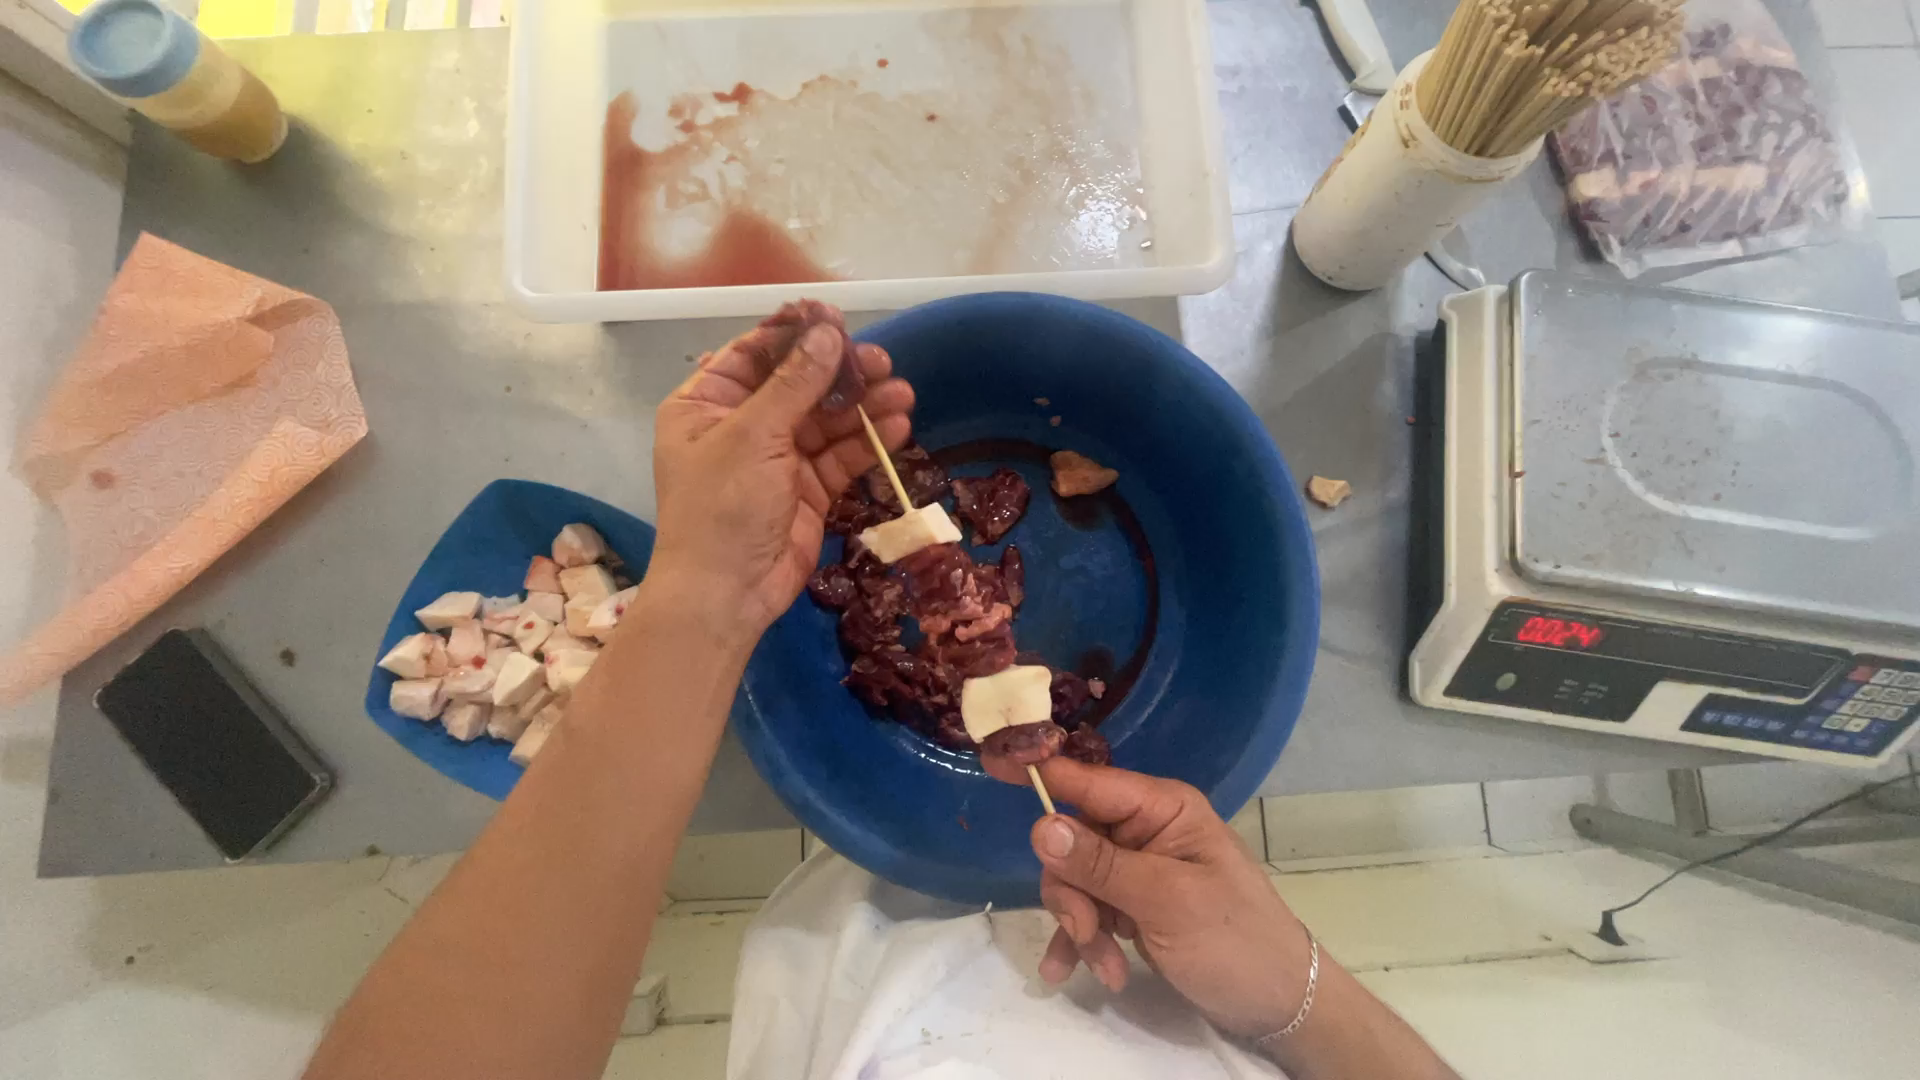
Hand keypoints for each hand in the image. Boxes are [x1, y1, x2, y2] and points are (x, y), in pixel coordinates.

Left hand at [651, 315, 912, 640]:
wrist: (728, 594)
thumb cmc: (723, 506)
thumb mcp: (754, 436)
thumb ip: (795, 383)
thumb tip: (828, 332)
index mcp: (708, 404)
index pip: (754, 355)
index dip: (797, 336)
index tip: (839, 323)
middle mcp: (743, 426)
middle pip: (799, 386)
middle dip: (842, 375)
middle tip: (884, 363)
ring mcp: (778, 459)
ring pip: (827, 421)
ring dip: (864, 407)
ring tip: (904, 394)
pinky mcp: (808, 489)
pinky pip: (840, 457)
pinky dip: (868, 443)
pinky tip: (898, 428)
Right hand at [1022, 759, 1312, 1039]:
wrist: (1282, 1007)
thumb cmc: (1236, 940)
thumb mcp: (1168, 901)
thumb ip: (1101, 864)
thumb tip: (1040, 826)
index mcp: (1160, 808)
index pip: (1087, 780)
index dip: (1040, 771)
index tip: (992, 759)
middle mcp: (1143, 829)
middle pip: (1072, 839)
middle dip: (1072, 890)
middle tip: (1088, 933)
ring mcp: (1136, 867)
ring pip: (1074, 879)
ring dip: (1080, 925)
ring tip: (1104, 966)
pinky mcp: (1132, 904)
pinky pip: (1088, 910)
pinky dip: (1081, 941)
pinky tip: (1075, 972)